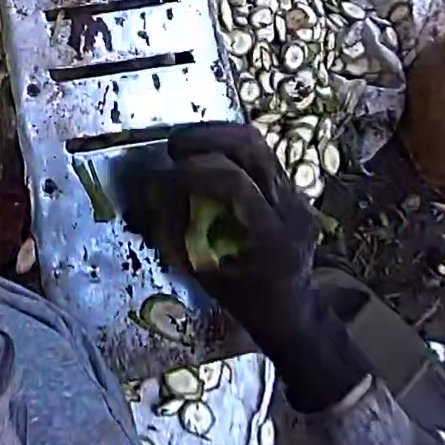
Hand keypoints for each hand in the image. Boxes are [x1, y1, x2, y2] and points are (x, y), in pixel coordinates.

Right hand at [167, 123, 370, 412]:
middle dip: (201, 139)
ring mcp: (293, 191)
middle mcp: (290, 206)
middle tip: (171, 150)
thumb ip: (179, 231)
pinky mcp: (287, 183)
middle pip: (248, 145)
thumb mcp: (204, 274)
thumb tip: (150, 191)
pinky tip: (200, 153)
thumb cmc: (243, 299)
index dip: (191, 172)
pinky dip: (220, 142)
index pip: (233, 182)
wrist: (293, 311)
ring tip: (182, 146)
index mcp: (273, 236)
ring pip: (252, 138)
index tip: (163, 179)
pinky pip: (252, 147)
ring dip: (210, 133)